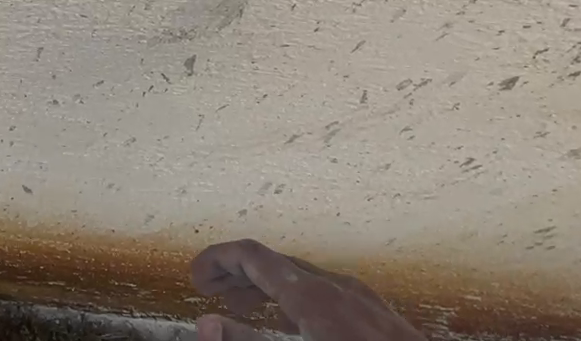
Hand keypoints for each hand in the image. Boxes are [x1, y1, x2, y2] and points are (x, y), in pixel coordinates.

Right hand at [190, 240, 424, 340]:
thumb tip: (203, 324)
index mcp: (312, 293)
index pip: (250, 253)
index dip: (216, 259)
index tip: (195, 278)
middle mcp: (337, 287)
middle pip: (274, 262)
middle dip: (235, 273)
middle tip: (209, 291)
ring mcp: (366, 303)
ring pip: (302, 279)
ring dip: (265, 287)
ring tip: (242, 307)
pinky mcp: (386, 322)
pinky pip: (328, 296)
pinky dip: (296, 301)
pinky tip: (296, 326)